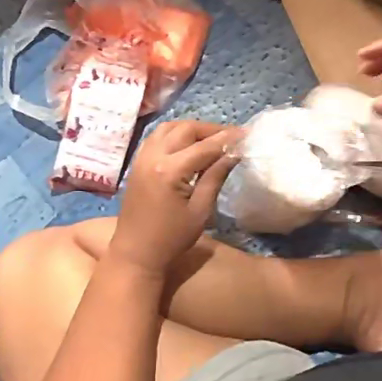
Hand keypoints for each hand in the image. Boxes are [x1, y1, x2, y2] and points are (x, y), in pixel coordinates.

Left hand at [109, 121, 241, 273]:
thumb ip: (215, 177)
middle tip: (230, 137)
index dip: (227, 139)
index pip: (204, 146)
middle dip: (209, 130)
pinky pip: (155, 137)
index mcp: (169, 171)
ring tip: (210, 138)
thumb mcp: (200, 210)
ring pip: (167, 128)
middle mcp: (153, 157)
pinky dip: (173, 134)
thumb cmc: (172, 238)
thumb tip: (233, 154)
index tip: (245, 133)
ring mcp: (141, 158)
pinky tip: (186, 144)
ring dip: (190, 129)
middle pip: (184, 129)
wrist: (136, 252)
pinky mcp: (136, 163)